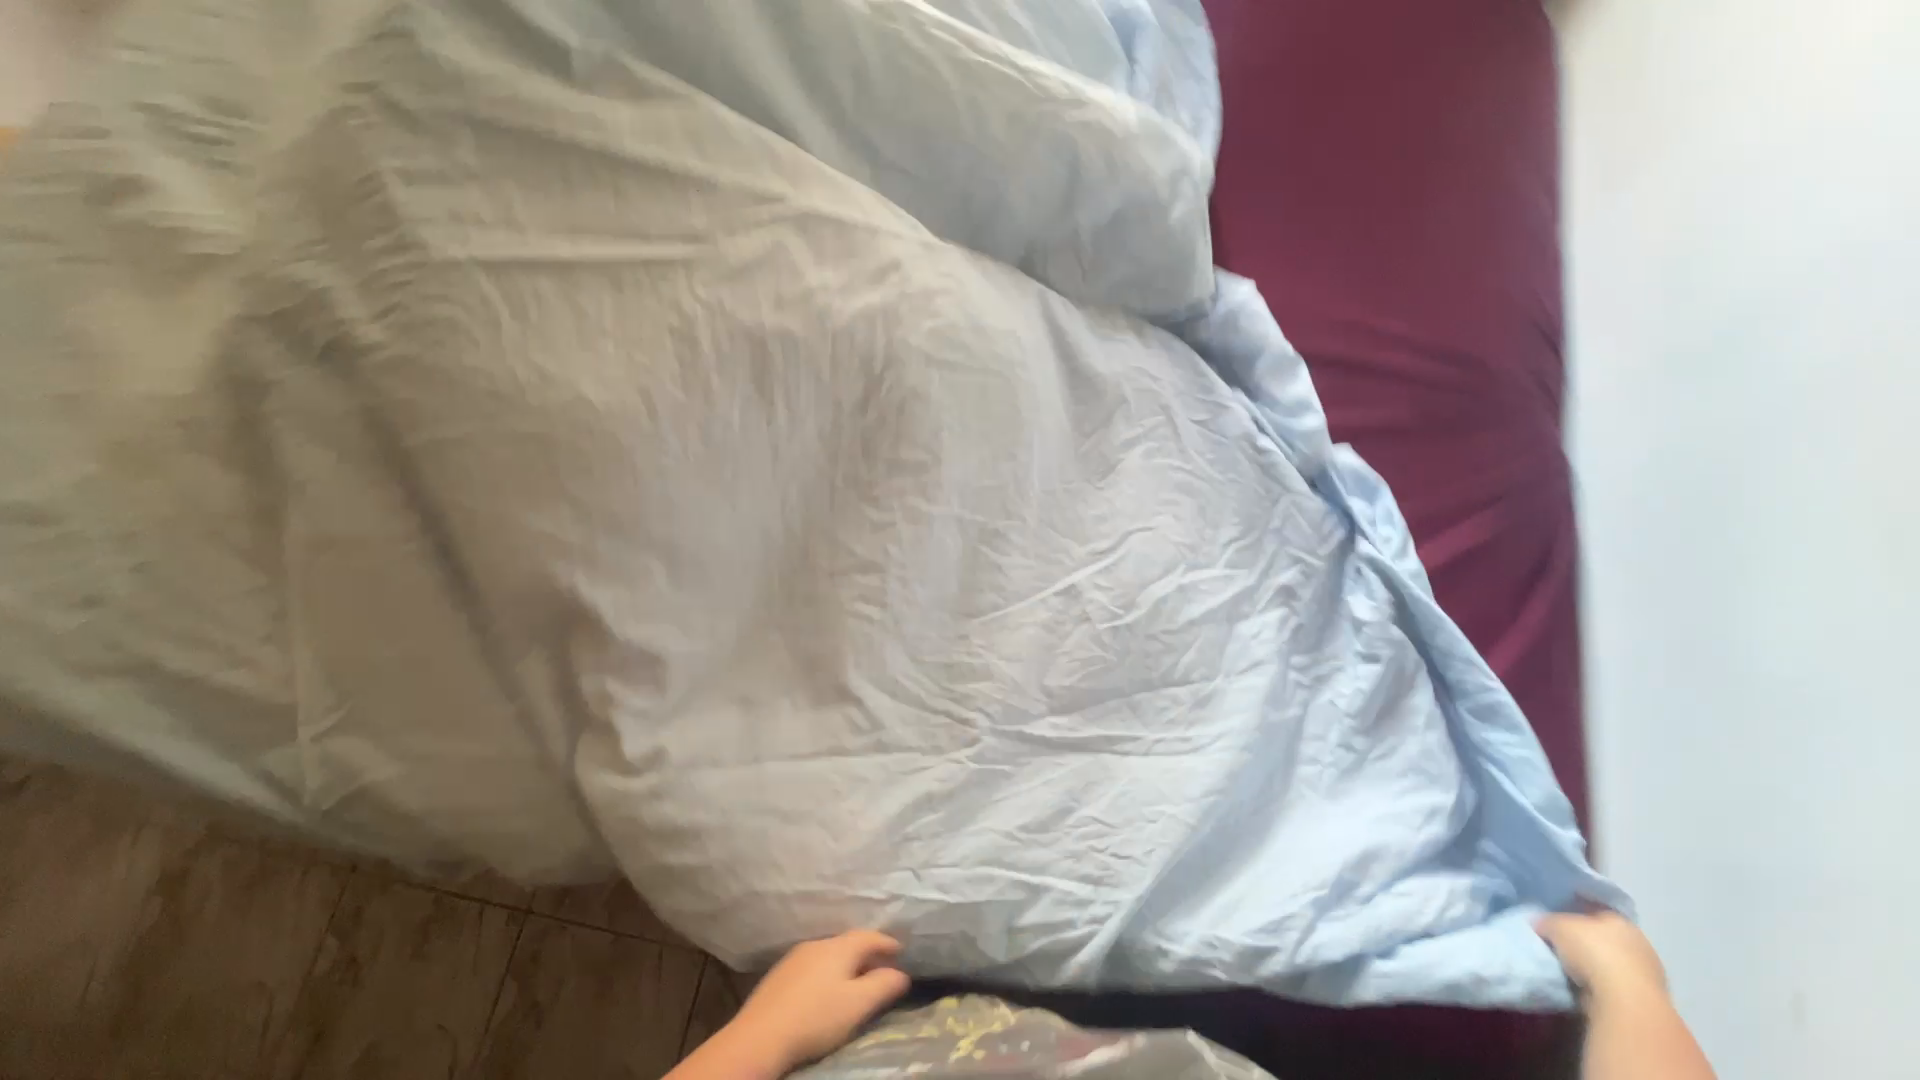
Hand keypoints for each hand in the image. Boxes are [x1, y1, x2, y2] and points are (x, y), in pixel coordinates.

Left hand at [719, 930, 911, 1073]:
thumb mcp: (858, 1005)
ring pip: (828, 955)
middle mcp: (816, 945)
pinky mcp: (778, 976)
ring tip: (854, 981)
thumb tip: (902, 974)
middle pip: (848, 943)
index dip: (887, 943)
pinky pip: (812, 967)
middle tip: (881, 968)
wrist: (759, 1037)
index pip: (869, 936)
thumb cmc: (816, 1018)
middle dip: (867, 954)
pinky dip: (826, 974)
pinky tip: (824, 991)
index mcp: (838, 947)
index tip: (901, 951)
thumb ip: (883, 986)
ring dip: (845, 965)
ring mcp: (794, 959)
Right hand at [1535, 910, 1669, 1005]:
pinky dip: (1602, 982)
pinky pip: (1617, 981)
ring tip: (1569, 967)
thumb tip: (1540, 923)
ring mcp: (1647, 970)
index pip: (1593, 906)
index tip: (1554, 914)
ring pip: (1613, 958)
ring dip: (1595, 962)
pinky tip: (1585, 986)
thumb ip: (1547, 921)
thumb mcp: (1556, 927)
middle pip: (1604, 933)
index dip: (1573, 907)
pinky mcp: (1646, 996)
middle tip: (1559, 941)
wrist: (1626, 1001)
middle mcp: (1637, 940)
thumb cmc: (1593, 953)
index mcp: (1618, 918)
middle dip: (1585, 937)